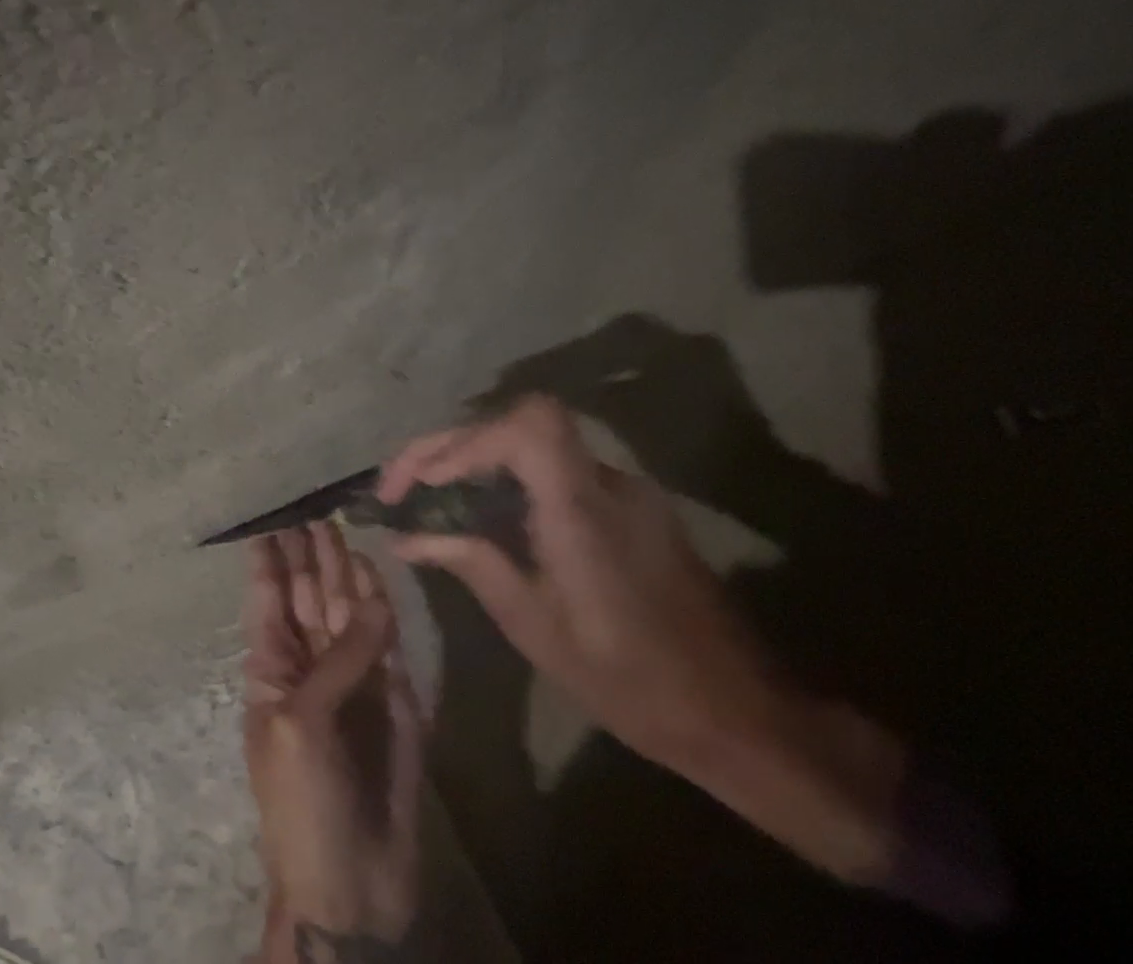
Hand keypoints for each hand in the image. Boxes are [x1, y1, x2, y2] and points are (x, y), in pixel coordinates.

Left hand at [243, 523, 425, 958]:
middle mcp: (310, 669)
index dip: (269, 564)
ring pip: (347, 614)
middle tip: (311, 507)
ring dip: (342, 573)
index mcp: (271, 673)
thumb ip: (339, 658)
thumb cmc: (303, 802)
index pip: (269, 604)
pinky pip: (387, 645)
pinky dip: (382, 610)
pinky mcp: (395, 700)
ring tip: (340, 525)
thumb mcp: (302, 724)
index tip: (269, 521)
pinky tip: (376, 575)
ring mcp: (354, 682)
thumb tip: (373, 597)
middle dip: (309, 557)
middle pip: (309, 600)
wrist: (351, 882)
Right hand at [378, 396, 905, 884]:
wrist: (733, 709)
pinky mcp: (632, 510)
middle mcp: (610, 486)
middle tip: (400, 487)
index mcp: (584, 512)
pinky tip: (480, 518)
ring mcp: (627, 494)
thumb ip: (472, 564)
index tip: (417, 484)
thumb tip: (405, 537)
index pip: (528, 426)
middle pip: (523, 424)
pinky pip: (558, 472)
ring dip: (476, 460)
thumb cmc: (628, 679)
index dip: (462, 441)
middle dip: (452, 447)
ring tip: (425, 498)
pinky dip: (507, 480)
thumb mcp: (535, 626)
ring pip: (538, 444)